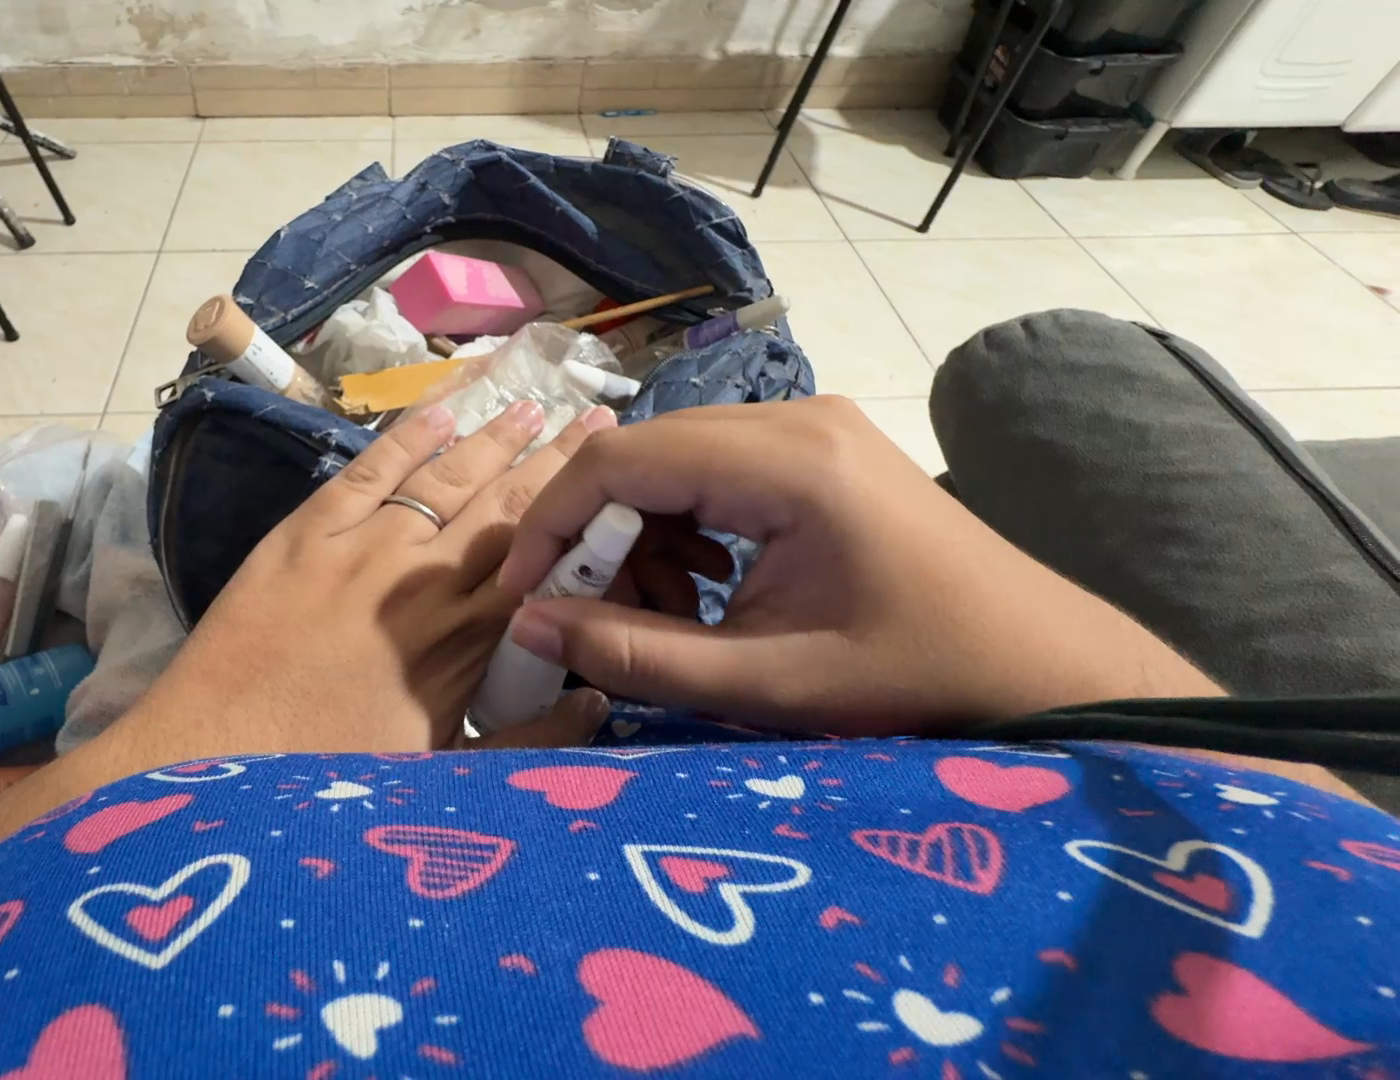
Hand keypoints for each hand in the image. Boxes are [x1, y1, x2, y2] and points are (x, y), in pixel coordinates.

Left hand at [130, 399, 618, 754]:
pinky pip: (367, 471)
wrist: (217, 753)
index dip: (580, 512)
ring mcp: (362, 546)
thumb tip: (600, 702)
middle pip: (504, 504)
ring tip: (530, 406)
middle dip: (554, 459)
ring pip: (444, 477)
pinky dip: (405, 438)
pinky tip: (439, 411)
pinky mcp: (305, 532)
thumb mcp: (443, 775)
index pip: (541, 557)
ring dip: (491, 439)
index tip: (614, 476)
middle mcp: (423, 577)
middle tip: (595, 420)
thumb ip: (528, 741)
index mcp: (465, 637)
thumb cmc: (334, 774)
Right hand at [497, 398, 1222, 732]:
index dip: (552, 523)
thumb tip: (528, 624)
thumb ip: (634, 654)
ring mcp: (807, 428)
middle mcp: (792, 418)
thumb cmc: (917, 679)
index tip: (521, 590)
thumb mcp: (764, 682)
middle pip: (640, 456)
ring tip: (667, 613)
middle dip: (595, 537)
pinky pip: (709, 475)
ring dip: (640, 540)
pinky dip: (682, 532)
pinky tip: (707, 587)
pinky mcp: (813, 451)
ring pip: (669, 466)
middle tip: (590, 613)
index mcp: (786, 462)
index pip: (620, 461)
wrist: (1046, 664)